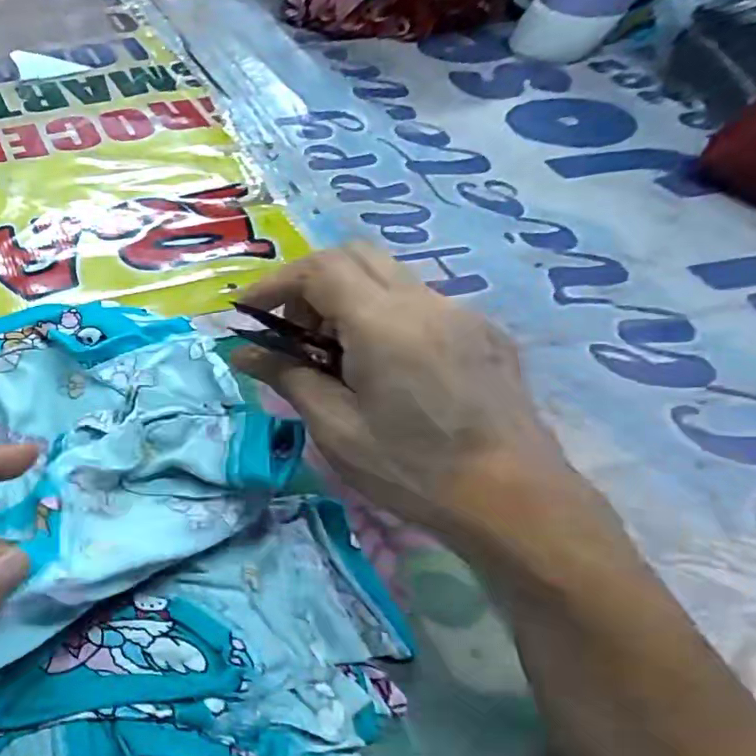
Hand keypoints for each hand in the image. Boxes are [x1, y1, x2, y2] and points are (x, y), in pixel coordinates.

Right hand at [231, 243, 576, 542]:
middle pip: (356, 256)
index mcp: (386, 325)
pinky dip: (377, 315)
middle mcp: (428, 304)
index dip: (274, 282)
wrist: (514, 500)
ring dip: (342, 299)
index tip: (246, 312)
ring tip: (327, 354)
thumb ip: (287, 376)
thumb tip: (241, 351)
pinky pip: (417, 302)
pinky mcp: (482, 335)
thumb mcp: (333, 426)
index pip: (321, 269)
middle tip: (287, 330)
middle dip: (308, 283)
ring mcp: (462, 316)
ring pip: (388, 276)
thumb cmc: (409, 467)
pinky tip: (373, 366)